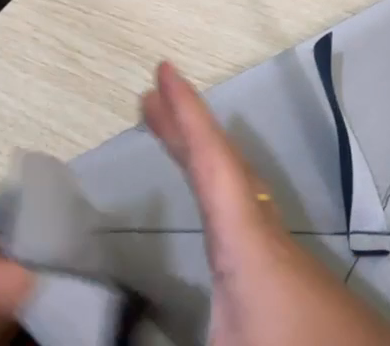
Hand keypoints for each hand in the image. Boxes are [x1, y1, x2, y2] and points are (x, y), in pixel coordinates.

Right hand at [142, 62, 389, 345]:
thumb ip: (170, 336)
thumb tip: (98, 343)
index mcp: (247, 244)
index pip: (214, 165)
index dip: (188, 116)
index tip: (166, 71)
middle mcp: (267, 235)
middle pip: (224, 166)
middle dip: (187, 128)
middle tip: (151, 96)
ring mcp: (283, 254)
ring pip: (238, 188)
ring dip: (203, 157)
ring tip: (170, 137)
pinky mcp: (291, 277)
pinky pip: (247, 210)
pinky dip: (220, 188)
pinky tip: (215, 207)